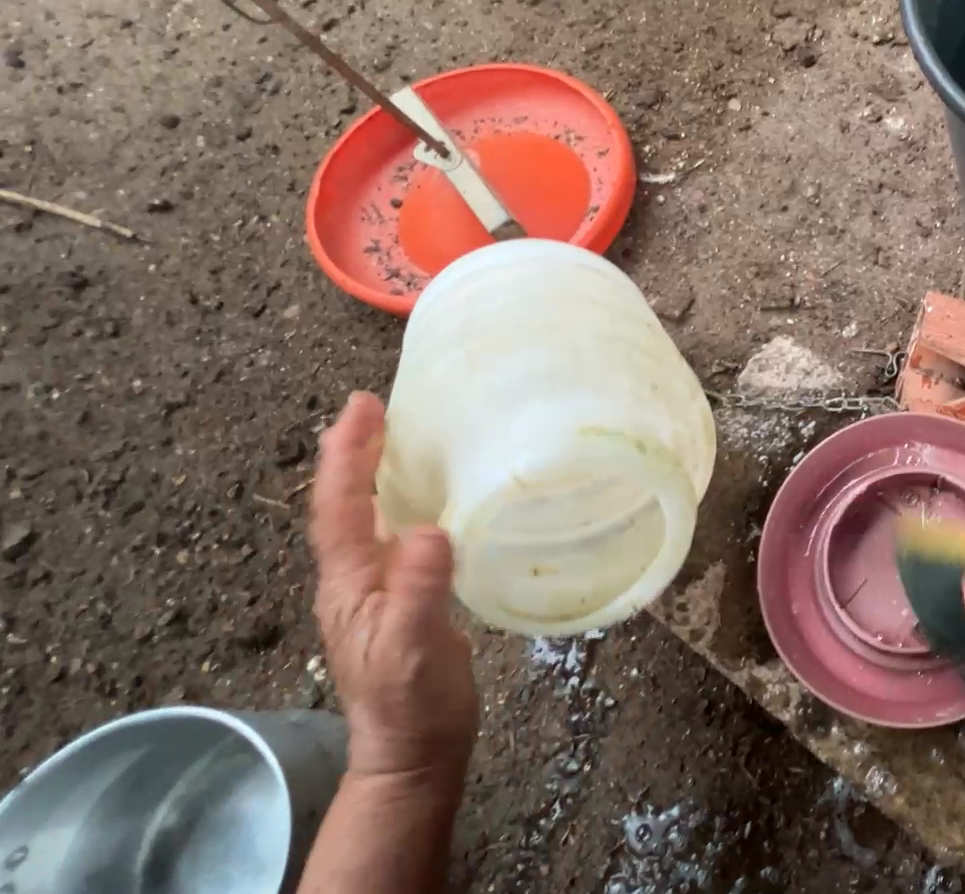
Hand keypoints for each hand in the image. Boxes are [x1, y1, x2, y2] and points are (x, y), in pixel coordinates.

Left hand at [308, 392, 478, 783]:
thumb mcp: (415, 648)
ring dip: (376, 475)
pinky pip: (400, 537)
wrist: (416, 748)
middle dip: (353, 454)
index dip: (348, 455)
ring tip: (398, 439)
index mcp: (351, 582)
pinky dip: (408, 505)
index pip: (340, 508)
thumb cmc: (411, 701)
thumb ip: (420, 591)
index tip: (362, 406)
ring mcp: (381, 589)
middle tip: (374, 408)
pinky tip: (433, 501)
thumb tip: (430, 530)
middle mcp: (358, 577)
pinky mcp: (409, 598)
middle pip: (344, 505)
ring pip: (370, 519)